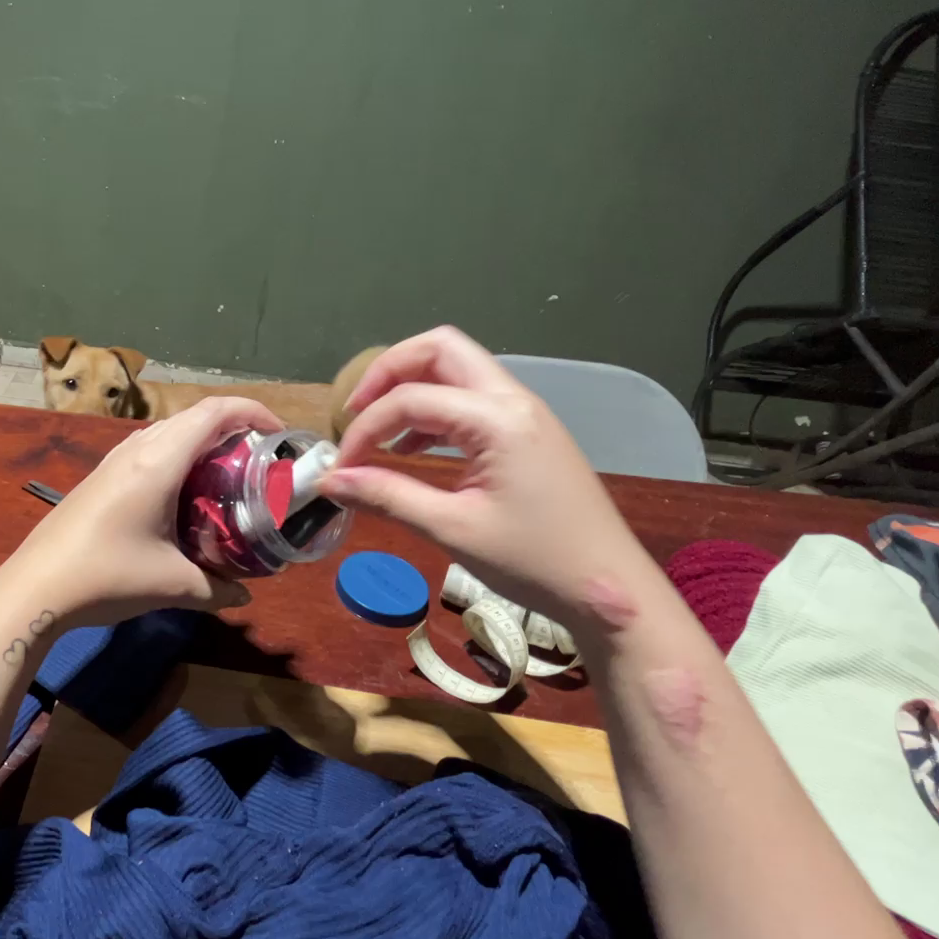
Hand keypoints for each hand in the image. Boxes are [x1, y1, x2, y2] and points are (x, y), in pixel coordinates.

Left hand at [0, 396, 284, 631]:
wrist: (34, 588)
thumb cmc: (106, 577)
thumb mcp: (172, 585)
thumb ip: (217, 588)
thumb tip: (245, 595)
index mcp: (158, 463)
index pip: (213, 412)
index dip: (252, 411)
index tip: (280, 433)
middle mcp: (136, 450)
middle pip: (192, 416)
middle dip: (233, 425)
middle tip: (261, 457)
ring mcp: (113, 461)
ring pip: (168, 430)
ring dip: (202, 439)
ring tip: (228, 470)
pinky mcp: (101, 477)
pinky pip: (149, 448)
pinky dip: (178, 454)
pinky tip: (184, 491)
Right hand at [317, 326, 656, 640]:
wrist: (609, 588)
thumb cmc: (533, 562)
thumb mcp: (452, 529)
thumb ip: (387, 496)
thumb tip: (330, 481)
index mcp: (498, 419)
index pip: (411, 399)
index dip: (365, 428)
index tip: (342, 467)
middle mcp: (512, 400)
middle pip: (439, 349)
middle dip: (388, 372)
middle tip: (355, 412)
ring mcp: (523, 412)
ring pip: (456, 369)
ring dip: (411, 388)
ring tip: (377, 431)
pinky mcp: (526, 432)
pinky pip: (470, 399)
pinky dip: (434, 411)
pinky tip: (411, 450)